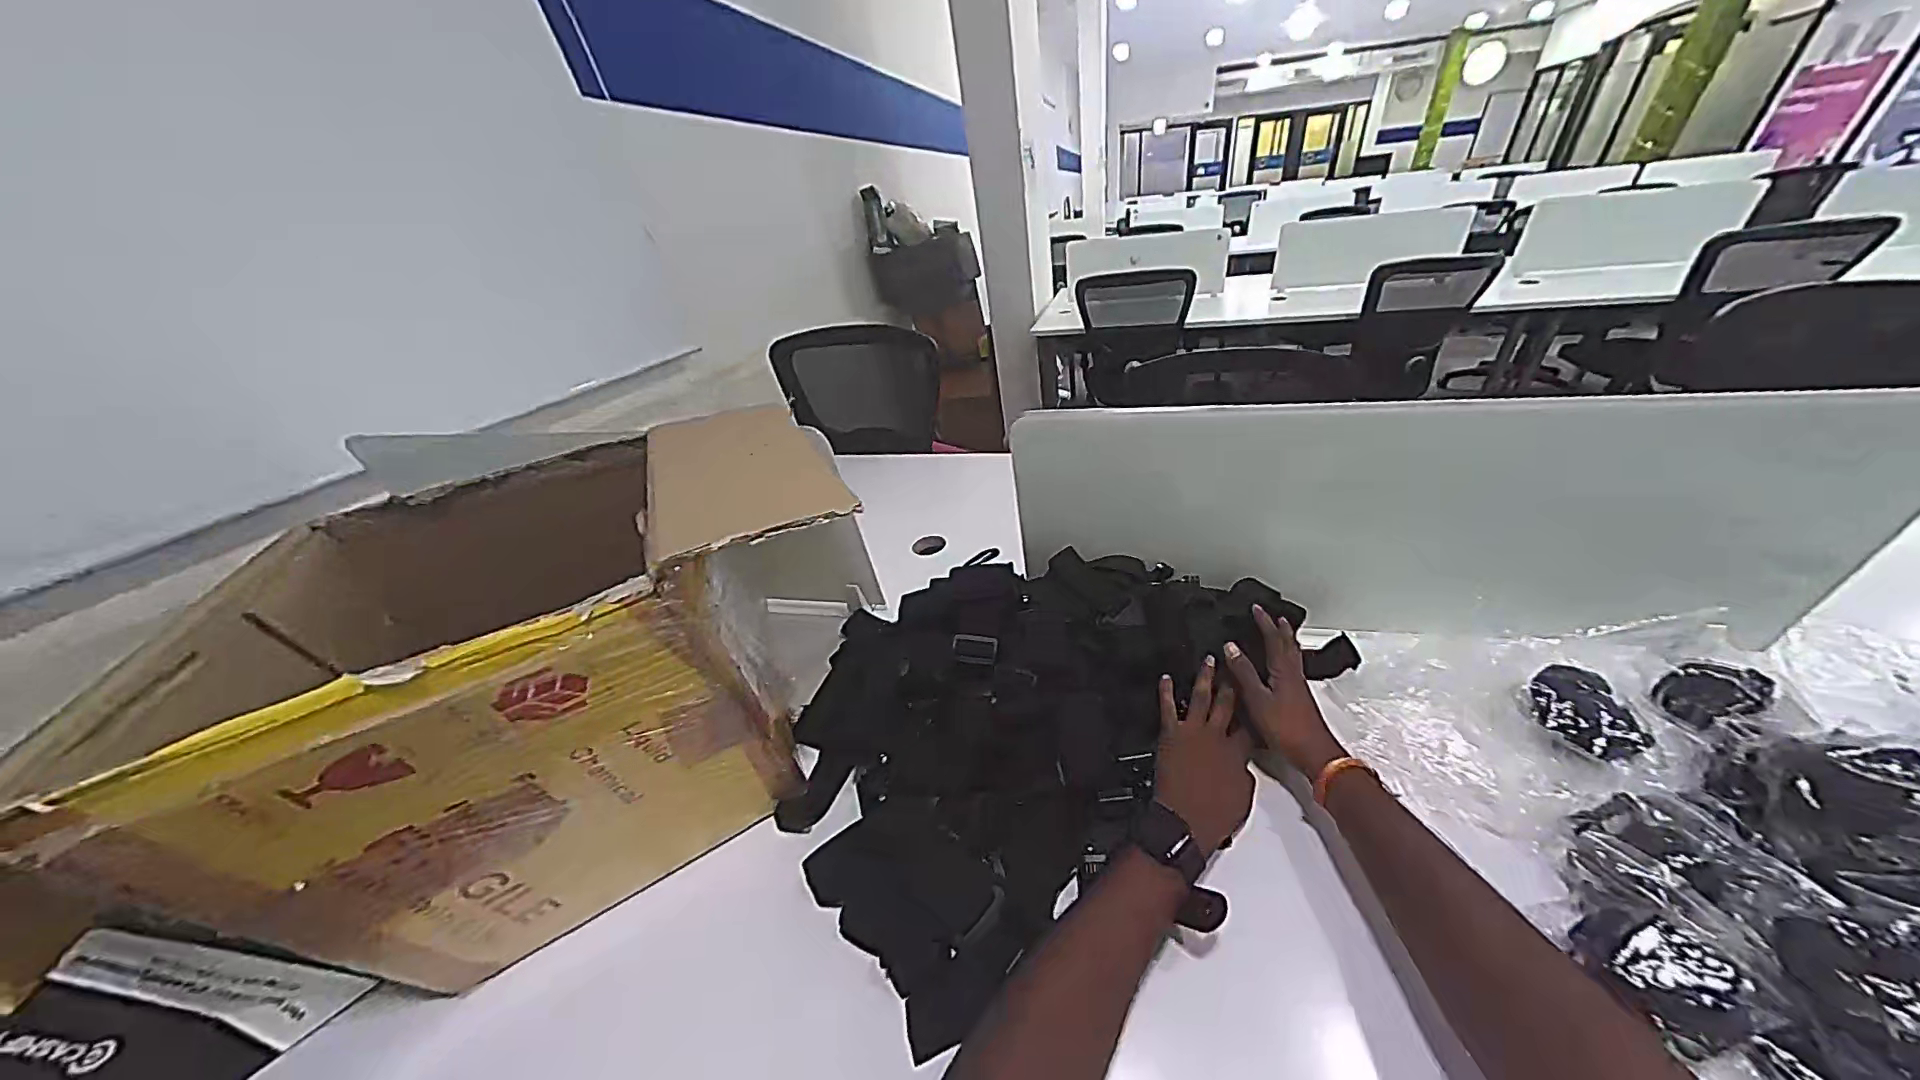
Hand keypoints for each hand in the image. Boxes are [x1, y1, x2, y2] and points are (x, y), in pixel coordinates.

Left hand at [1154, 657, 1253, 853]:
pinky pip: (1169, 707)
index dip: (1256, 709)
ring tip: (1209, 660)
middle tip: (1236, 663)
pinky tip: (1166, 679)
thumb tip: (1241, 767)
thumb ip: (1243, 774)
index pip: (1252, 725)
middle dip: (1234, 682)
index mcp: (1238, 753)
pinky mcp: (1172, 734)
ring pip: (1202, 697)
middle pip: (1230, 703)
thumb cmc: (1214, 816)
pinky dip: (1167, 691)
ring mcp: (1194, 733)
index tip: (1259, 694)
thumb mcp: (1241, 797)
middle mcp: (1218, 737)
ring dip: (1206, 677)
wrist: (1185, 821)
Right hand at [1222, 605, 1347, 776]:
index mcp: (1283, 671)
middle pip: (1288, 645)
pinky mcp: (1299, 698)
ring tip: (1280, 634)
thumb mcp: (1257, 699)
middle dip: (1280, 628)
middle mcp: (1293, 676)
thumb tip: (1231, 648)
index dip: (1264, 623)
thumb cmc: (1288, 729)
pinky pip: (1291, 669)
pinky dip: (1285, 658)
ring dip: (1285, 642)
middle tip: (1273, 617)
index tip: (1257, 609)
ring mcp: (1298, 687)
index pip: (1273, 639)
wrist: (1314, 753)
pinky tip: (1281, 667)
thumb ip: (1244, 673)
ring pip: (1292, 656)